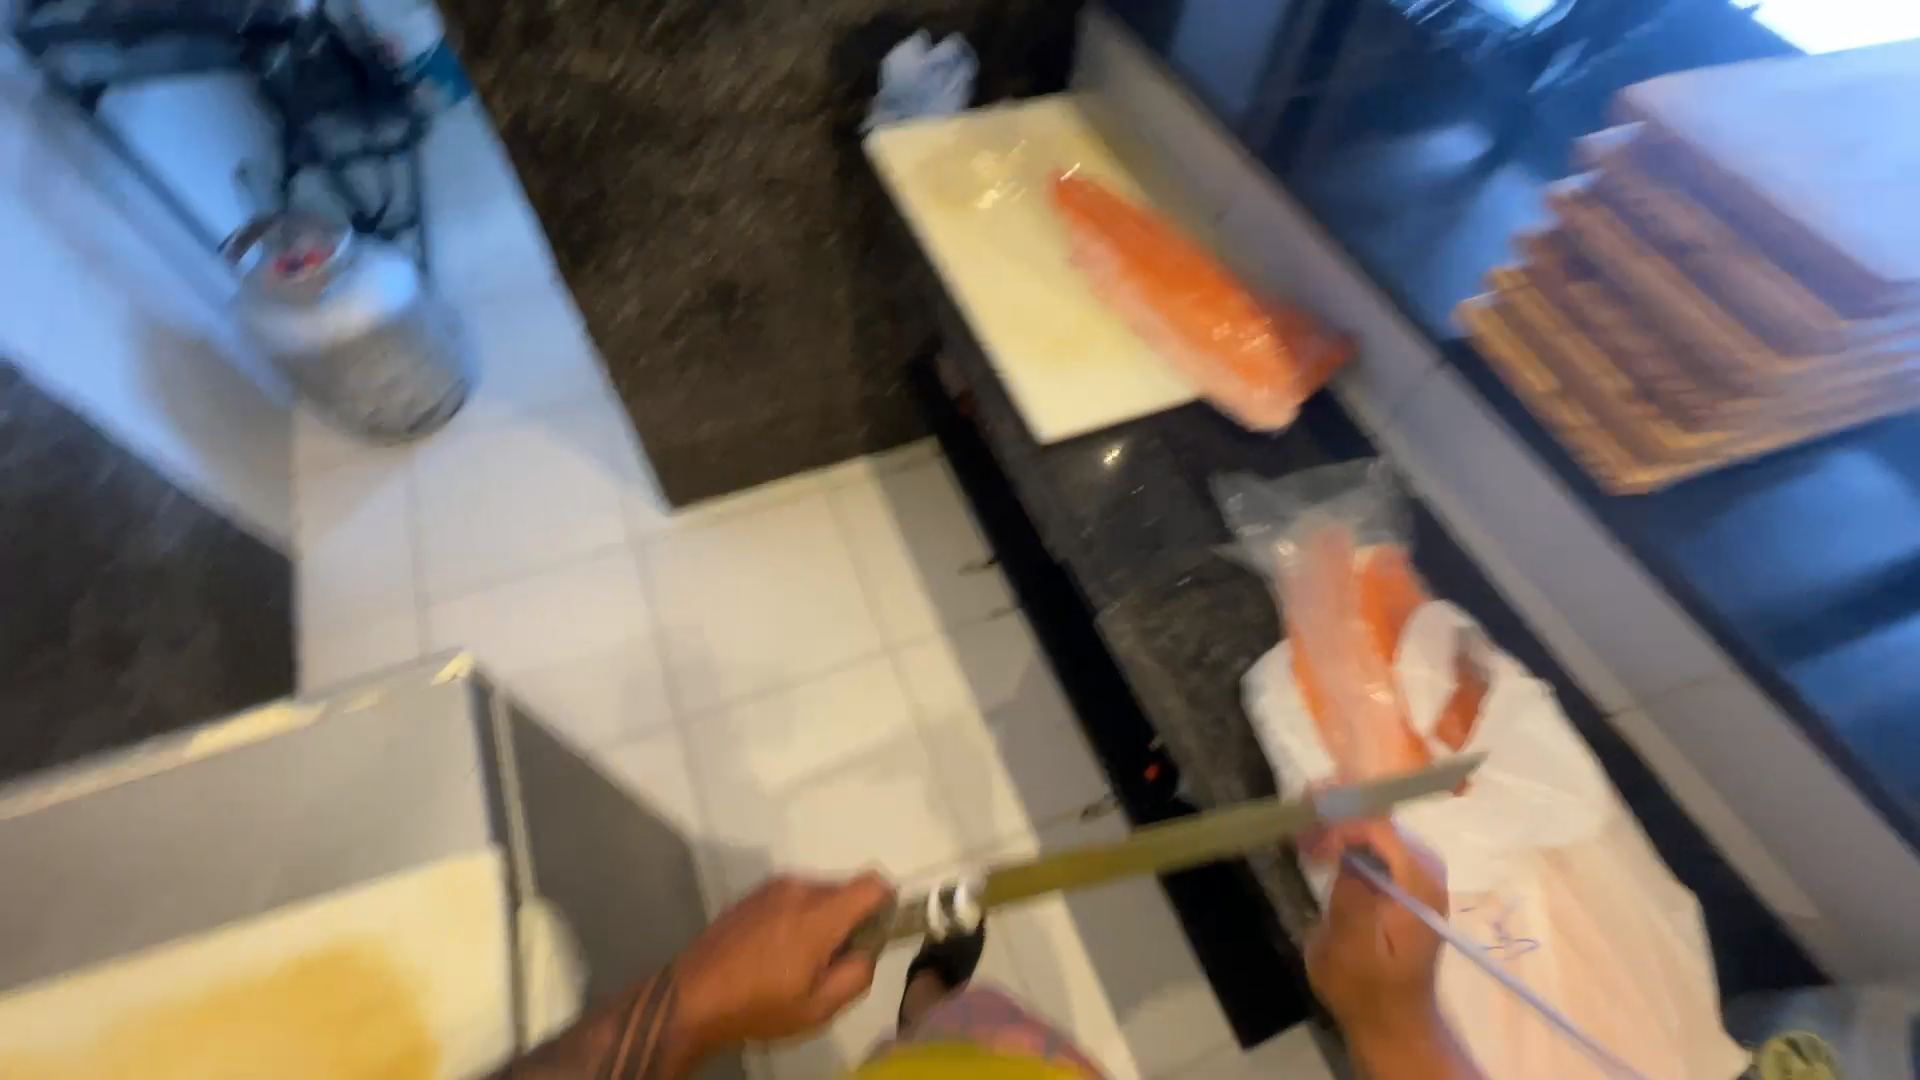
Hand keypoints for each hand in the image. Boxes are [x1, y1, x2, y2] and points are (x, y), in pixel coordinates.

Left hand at [674, 872, 895, 1051]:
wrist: (691, 997)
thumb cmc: (758, 1006)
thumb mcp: (817, 1009)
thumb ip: (856, 975)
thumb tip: (867, 950)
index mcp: (820, 914)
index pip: (871, 884)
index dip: (886, 900)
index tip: (879, 929)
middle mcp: (800, 888)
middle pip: (845, 889)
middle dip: (850, 918)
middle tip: (833, 959)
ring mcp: (775, 886)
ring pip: (819, 892)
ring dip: (822, 917)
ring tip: (799, 959)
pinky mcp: (755, 892)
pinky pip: (793, 895)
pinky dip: (798, 915)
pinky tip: (776, 950)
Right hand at [1303, 821, 1447, 1038]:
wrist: (1389, 1019)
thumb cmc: (1369, 989)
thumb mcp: (1354, 953)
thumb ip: (1354, 904)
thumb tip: (1345, 859)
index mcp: (1419, 887)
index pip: (1382, 829)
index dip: (1341, 824)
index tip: (1308, 841)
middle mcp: (1421, 870)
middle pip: (1379, 816)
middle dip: (1335, 810)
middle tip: (1297, 819)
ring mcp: (1410, 871)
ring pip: (1372, 820)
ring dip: (1333, 817)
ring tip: (1300, 828)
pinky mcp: (1395, 875)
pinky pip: (1368, 836)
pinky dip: (1339, 830)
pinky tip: (1314, 841)